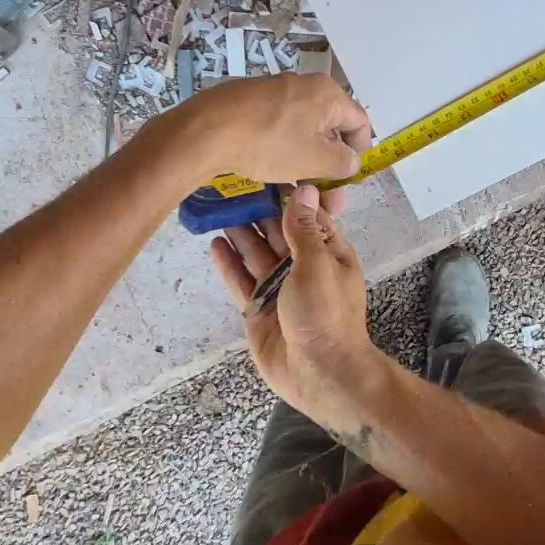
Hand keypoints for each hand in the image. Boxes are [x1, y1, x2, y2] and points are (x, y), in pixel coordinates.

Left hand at [161, 74, 372, 205]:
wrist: (205, 131)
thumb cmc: (269, 143)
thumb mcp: (315, 159)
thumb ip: (343, 162)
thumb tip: (351, 161)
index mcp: (326, 93)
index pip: (359, 121)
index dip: (361, 152)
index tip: (350, 180)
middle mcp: (303, 85)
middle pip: (329, 127)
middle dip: (331, 166)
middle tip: (326, 198)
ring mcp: (273, 92)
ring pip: (302, 131)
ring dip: (307, 163)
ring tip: (298, 193)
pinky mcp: (248, 102)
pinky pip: (277, 128)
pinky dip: (283, 152)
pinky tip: (273, 176)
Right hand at [210, 184, 383, 426]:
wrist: (320, 374)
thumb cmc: (326, 314)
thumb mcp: (318, 264)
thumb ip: (303, 228)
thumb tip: (304, 188)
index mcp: (329, 253)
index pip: (307, 216)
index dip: (287, 196)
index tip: (265, 170)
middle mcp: (303, 267)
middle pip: (277, 233)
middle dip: (258, 211)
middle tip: (230, 185)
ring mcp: (279, 288)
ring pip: (256, 254)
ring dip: (240, 232)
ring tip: (217, 207)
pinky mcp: (258, 309)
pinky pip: (241, 281)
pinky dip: (229, 263)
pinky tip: (215, 244)